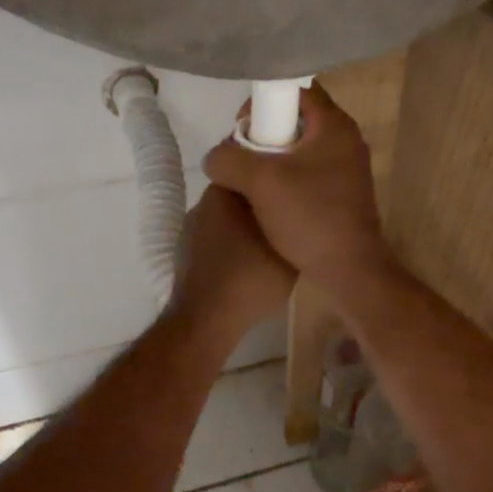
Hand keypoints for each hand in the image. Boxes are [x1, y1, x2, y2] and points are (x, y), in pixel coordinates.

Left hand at [171, 186, 295, 333]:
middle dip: (266, 207)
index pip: (257, 171)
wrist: (207, 320)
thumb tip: (305, 212)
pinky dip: (233, 249)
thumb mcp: (289, 248)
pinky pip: (219, 242)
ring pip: (231, 220)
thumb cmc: (250, 277)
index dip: (280, 183)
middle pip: (245, 197)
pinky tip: (250, 268)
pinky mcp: (186, 254)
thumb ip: (297, 223)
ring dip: (249, 230)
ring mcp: (192, 229)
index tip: (299, 197)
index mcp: (225, 190)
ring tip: (275, 248)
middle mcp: (204, 203)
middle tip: (293, 224)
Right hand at [203, 83, 390, 283]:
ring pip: (299, 147)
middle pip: (296, 117)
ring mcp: (347, 167)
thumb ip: (228, 159)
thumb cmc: (310, 217)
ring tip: (252, 180)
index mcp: (335, 125)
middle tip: (241, 154)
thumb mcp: (260, 182)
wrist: (350, 270)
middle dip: (264, 131)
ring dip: (272, 158)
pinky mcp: (342, 191)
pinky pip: (306, 170)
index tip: (243, 128)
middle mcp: (346, 139)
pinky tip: (270, 200)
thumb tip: (216, 158)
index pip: (297, 88)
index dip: (265, 100)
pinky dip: (285, 177)